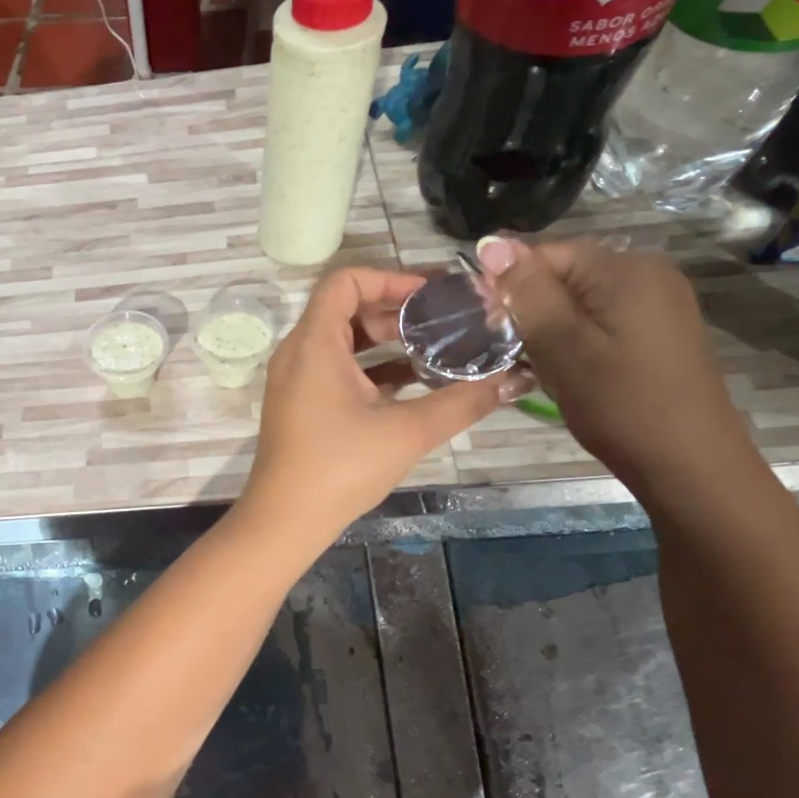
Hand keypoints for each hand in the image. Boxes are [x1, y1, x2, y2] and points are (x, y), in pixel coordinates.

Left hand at [237, 266, 530, 542]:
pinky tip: (412, 384)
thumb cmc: (340, 467)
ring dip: (384, 341)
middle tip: (444, 321)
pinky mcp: (299, 406)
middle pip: (345, 309)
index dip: (389, 277)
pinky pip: (334, 369)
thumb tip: (513, 379)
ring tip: (435, 349)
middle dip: (394, 310)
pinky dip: (370, 368)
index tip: (431, 294)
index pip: (345, 281)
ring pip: (341, 341)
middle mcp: (297, 354)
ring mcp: (294, 381)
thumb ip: (462, 400)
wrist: (285, 520)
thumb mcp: (408, 431)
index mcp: (314, 344)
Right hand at [475, 235, 760, 500]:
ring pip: (579, 302)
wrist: (688, 462)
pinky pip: (601, 321)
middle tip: (508, 356)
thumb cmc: (619, 403)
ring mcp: (658, 303)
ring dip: (547, 331)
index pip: (544, 252)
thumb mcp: (562, 345)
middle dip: (527, 310)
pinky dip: (573, 342)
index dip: (507, 284)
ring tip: (531, 370)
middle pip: (563, 275)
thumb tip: (491, 242)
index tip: (485, 327)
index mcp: (624, 268)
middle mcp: (647, 273)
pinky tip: (563, 374)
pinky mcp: (659, 331)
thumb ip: (526, 291)